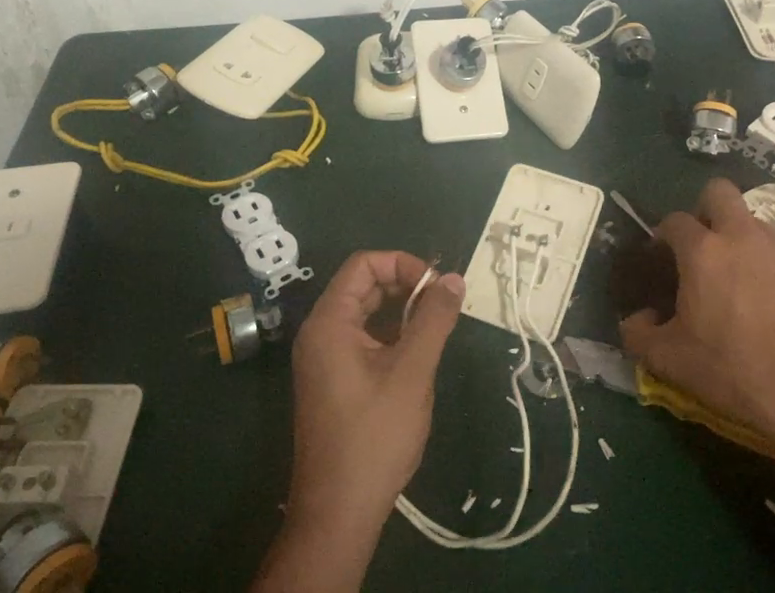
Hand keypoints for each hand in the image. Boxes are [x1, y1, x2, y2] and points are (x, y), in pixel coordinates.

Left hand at [285, 251, 463, 533]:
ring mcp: (323, 359)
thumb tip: (454, 279)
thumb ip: (433, 319)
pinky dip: (391, 337)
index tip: (438, 287)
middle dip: (405, 286)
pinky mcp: (333, 381)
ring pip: (365, 314)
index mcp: (329, 322)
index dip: (403, 264)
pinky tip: (418, 356)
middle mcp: (320, 333)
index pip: (363, 264)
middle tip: (444, 306)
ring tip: (437, 329)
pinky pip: (362, 340)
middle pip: (363, 285)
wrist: (339, 509)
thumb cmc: (374, 435)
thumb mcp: (412, 371)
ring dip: (401, 312)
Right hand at [619, 178, 774, 447]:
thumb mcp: (667, 359)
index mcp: (703, 252)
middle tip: (701, 247)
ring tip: (736, 280)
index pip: (675, 220)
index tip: (661, 260)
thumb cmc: (730, 370)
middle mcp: (742, 237)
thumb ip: (637, 332)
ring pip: (753, 221)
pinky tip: (767, 301)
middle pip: (719, 192)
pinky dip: (767, 264)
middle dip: (705, 210)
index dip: (663, 236)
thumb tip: (638, 317)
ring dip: (739, 238)